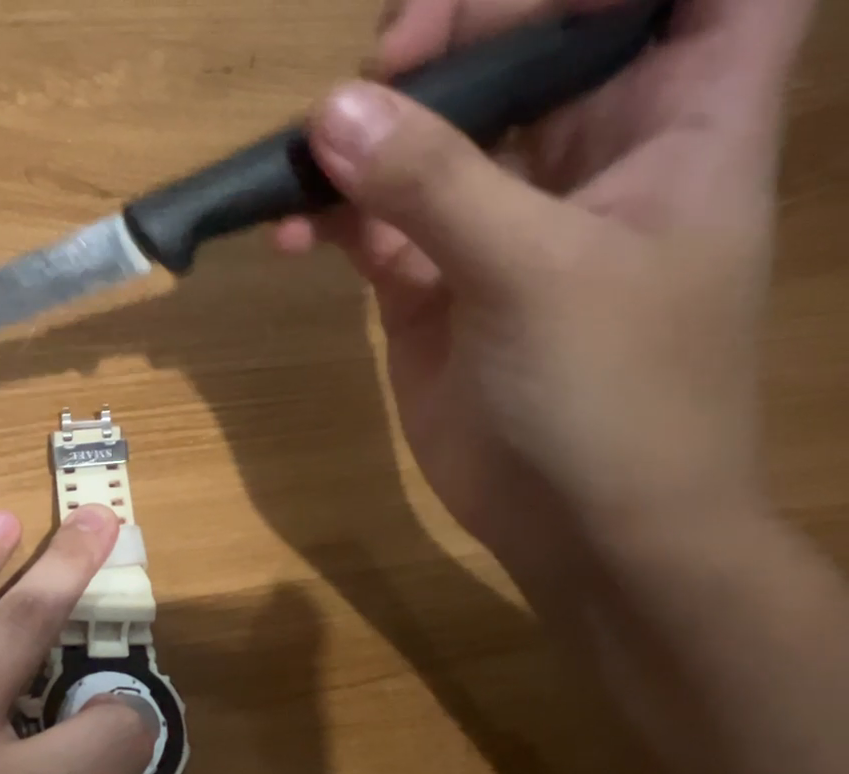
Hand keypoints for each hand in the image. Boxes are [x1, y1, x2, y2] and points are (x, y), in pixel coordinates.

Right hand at [276, 0, 813, 577]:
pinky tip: (288, 233)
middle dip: (453, 43)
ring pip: (433, 137)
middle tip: (375, 73)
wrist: (580, 525)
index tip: (504, 6)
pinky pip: (371, 223)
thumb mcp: (536, 271)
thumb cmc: (614, 392)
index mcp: (681, 122)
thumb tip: (327, 112)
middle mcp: (592, 156)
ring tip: (309, 157)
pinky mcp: (431, 282)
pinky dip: (327, 220)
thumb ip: (433, 183)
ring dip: (368, 136)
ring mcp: (501, 221)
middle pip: (533, 47)